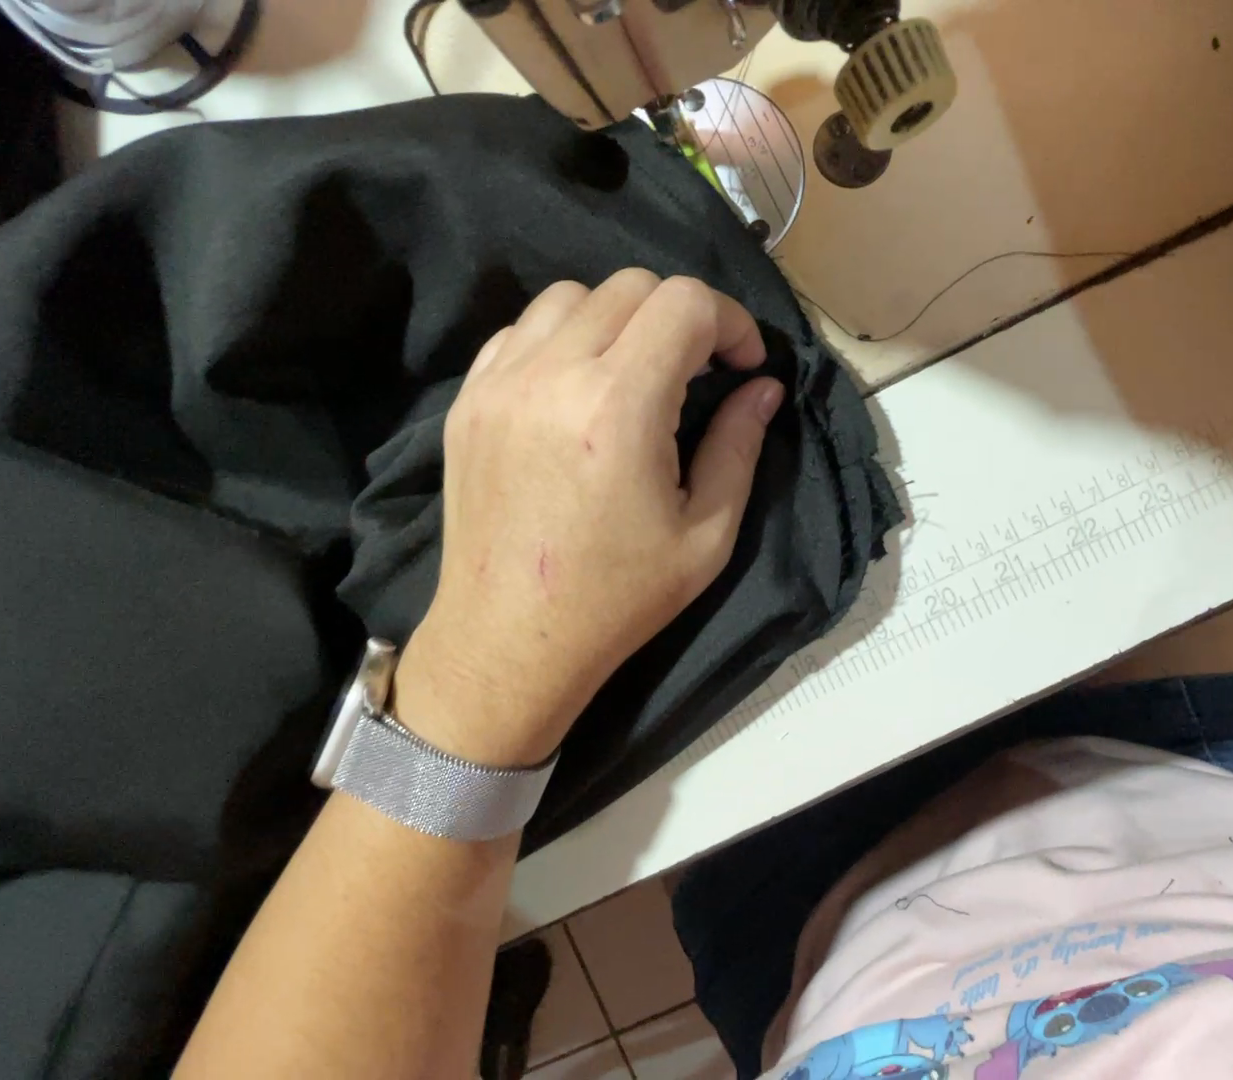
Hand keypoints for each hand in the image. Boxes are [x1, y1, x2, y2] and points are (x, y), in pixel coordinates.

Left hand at [391, 269, 781, 766]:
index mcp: (621, 407)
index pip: (684, 303)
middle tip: (701, 372)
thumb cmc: (620, 597)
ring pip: (571, 296)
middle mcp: (554, 375)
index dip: (731, 322)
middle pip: (631, 286)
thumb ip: (739, 446)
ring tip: (639, 374)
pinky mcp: (469, 400)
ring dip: (621, 320)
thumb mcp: (707, 534)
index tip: (744, 366)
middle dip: (683, 316)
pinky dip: (564, 338)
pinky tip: (581, 389)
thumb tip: (763, 388)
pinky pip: (523, 331)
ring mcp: (500, 383)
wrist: (509, 641)